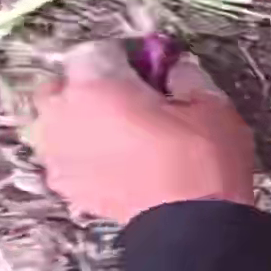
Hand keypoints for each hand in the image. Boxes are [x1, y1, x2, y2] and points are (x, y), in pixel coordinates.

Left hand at [27, 41, 255, 223]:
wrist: (192, 219)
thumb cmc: (205, 156)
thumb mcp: (215, 108)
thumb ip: (189, 78)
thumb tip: (175, 66)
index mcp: (98, 88)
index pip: (96, 50)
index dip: (129, 55)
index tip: (157, 68)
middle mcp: (61, 114)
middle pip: (64, 84)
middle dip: (96, 86)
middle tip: (140, 101)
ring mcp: (55, 151)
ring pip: (61, 120)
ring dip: (89, 119)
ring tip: (131, 134)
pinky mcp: (63, 180)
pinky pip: (69, 152)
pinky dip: (90, 150)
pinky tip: (125, 161)